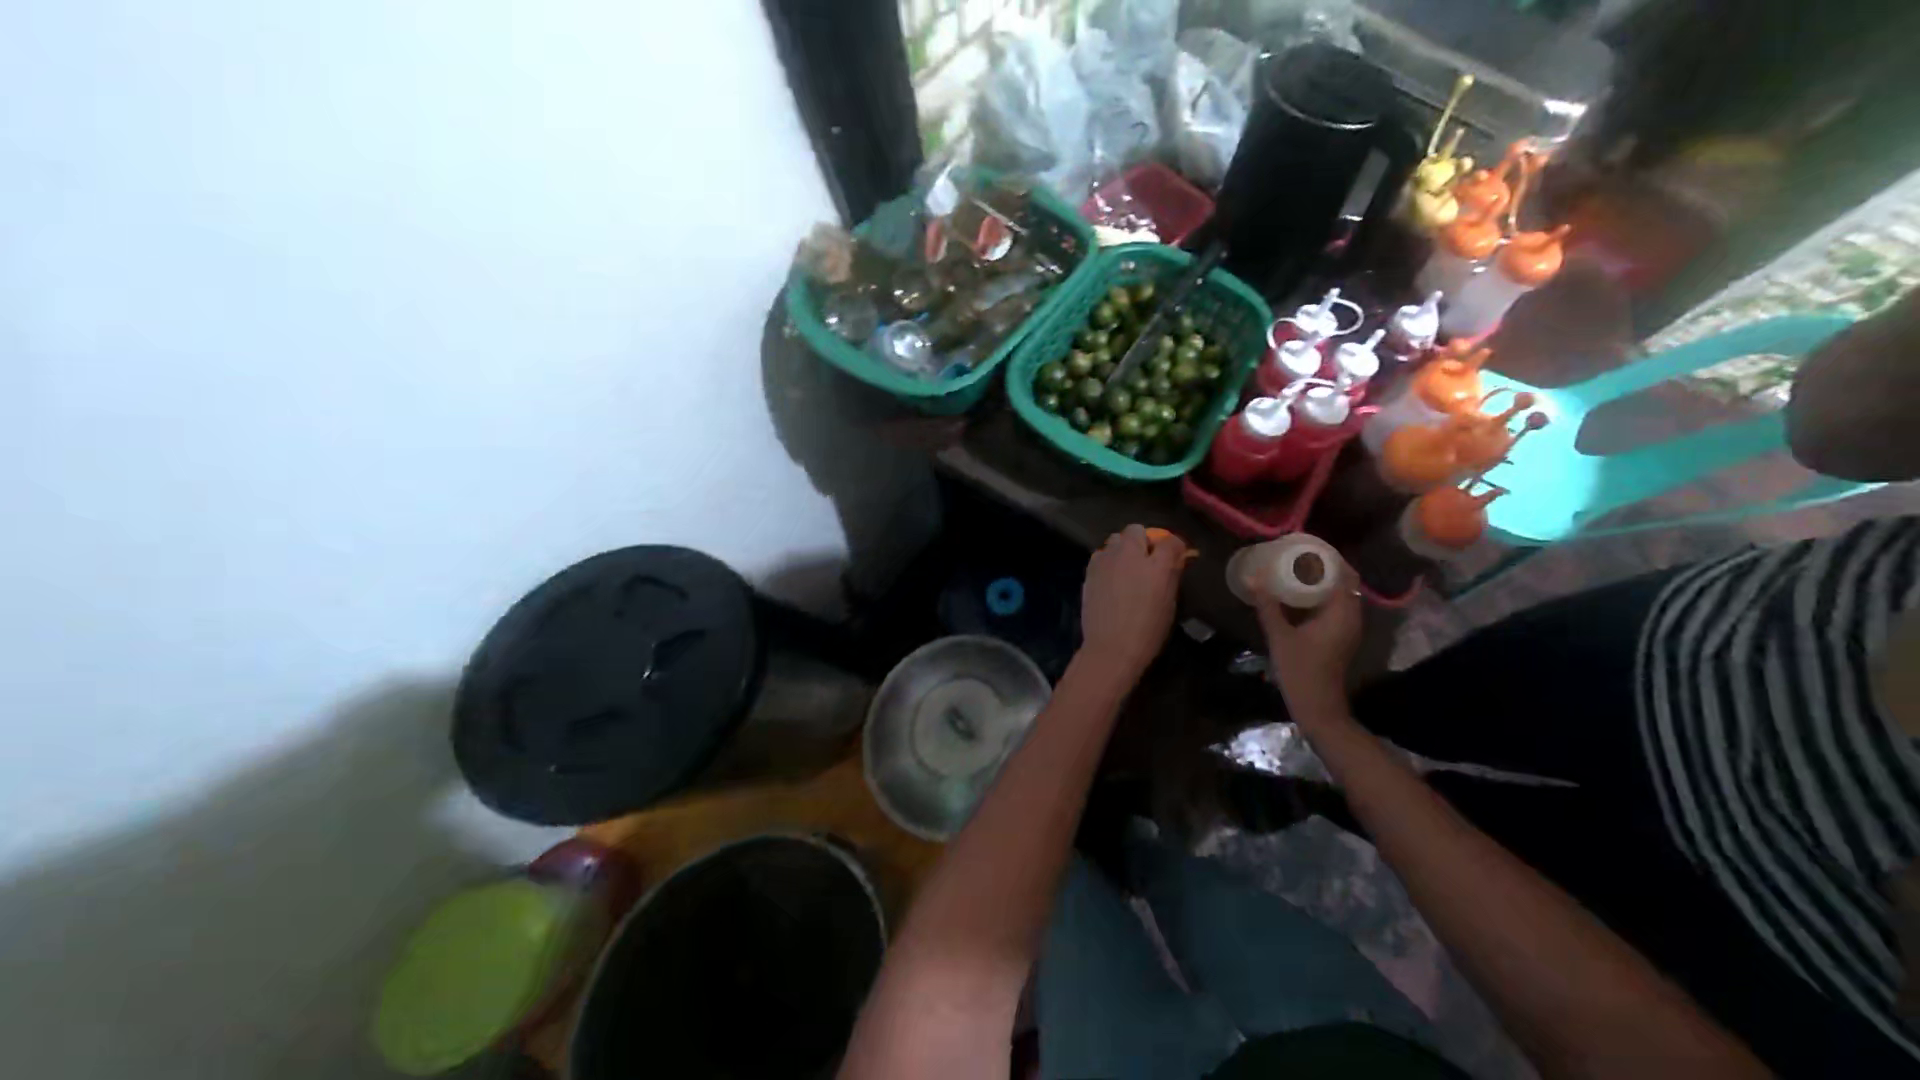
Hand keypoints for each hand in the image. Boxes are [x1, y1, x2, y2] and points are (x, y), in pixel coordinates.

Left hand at [1080, 524, 1188, 680]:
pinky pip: (1101, 555)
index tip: (1175, 555)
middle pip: (1136, 531)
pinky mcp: (1090, 570)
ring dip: (1123, 549)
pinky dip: (1108, 560)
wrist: (1111, 648)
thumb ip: (1171, 575)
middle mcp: (1130, 556)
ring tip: (1126, 568)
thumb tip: (1174, 560)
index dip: (1174, 547)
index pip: (1170, 541)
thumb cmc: (1147, 631)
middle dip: (1143, 540)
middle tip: (1146, 560)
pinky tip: (1111, 578)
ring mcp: (1106, 560)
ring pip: (1115, 540)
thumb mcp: (1169, 604)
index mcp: (1157, 566)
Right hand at [1254, 556, 1361, 722]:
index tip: (1305, 545)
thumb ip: (1267, 605)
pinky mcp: (1341, 636)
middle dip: (1323, 566)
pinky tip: (1297, 595)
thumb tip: (1253, 577)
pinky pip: (1335, 606)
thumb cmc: (1300, 669)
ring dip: (1321, 581)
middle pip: (1343, 581)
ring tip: (1294, 570)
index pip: (1344, 573)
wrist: (1318, 706)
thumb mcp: (1280, 635)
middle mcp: (1352, 616)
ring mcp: (1348, 627)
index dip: (1329, 556)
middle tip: (1295, 555)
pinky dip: (1320, 596)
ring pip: (1339, 594)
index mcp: (1342, 611)